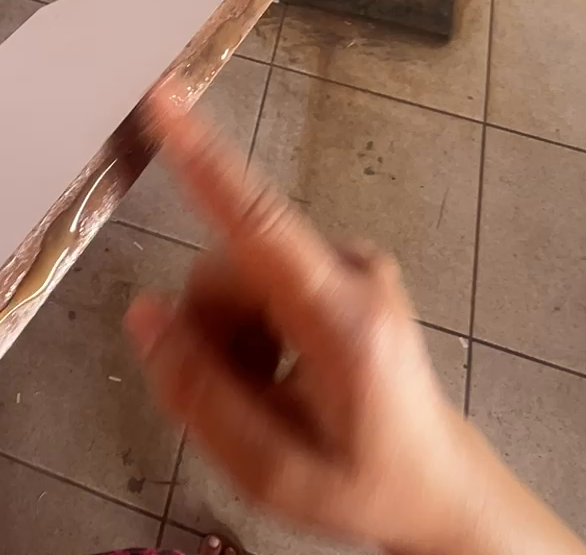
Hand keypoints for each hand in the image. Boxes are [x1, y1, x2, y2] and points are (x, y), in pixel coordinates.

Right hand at [125, 92, 585, 554]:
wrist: (442, 485)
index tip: (165, 102)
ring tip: (267, 390)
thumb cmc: (365, 485)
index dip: (204, 159)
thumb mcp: (272, 475)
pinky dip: (249, 320)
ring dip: (228, 332)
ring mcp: (351, 257)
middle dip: (209, 331)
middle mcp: (350, 266)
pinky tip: (281, 366)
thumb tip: (143, 311)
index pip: (258, 220)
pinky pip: (256, 271)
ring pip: (233, 270)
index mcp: (341, 320)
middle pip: (225, 265)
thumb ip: (197, 392)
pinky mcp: (342, 258)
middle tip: (237, 400)